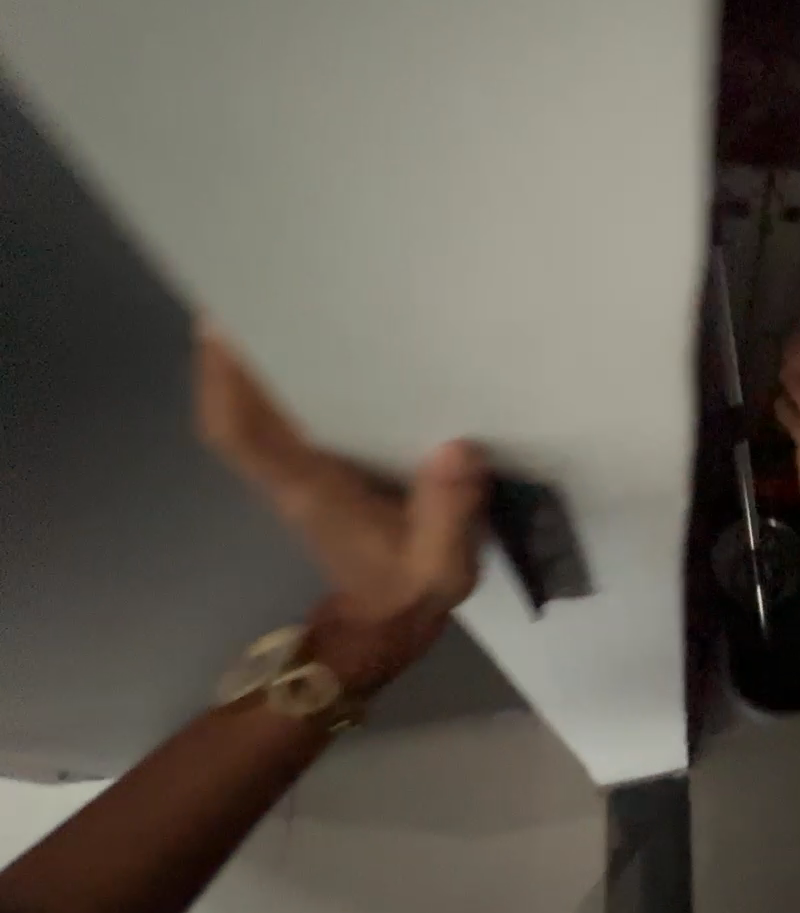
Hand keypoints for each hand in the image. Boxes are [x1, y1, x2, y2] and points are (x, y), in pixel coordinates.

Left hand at [196, 327, 488, 693]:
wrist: (388, 622)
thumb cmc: (410, 590)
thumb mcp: (442, 563)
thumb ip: (448, 511)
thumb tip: (458, 446)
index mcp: (314, 490)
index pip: (245, 433)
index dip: (228, 380)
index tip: (228, 324)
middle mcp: (296, 475)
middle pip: (242, 409)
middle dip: (239, 353)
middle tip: (266, 291)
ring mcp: (305, 474)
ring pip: (261, 412)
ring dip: (263, 364)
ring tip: (298, 310)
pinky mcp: (324, 474)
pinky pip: (291, 421)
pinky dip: (292, 386)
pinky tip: (332, 358)